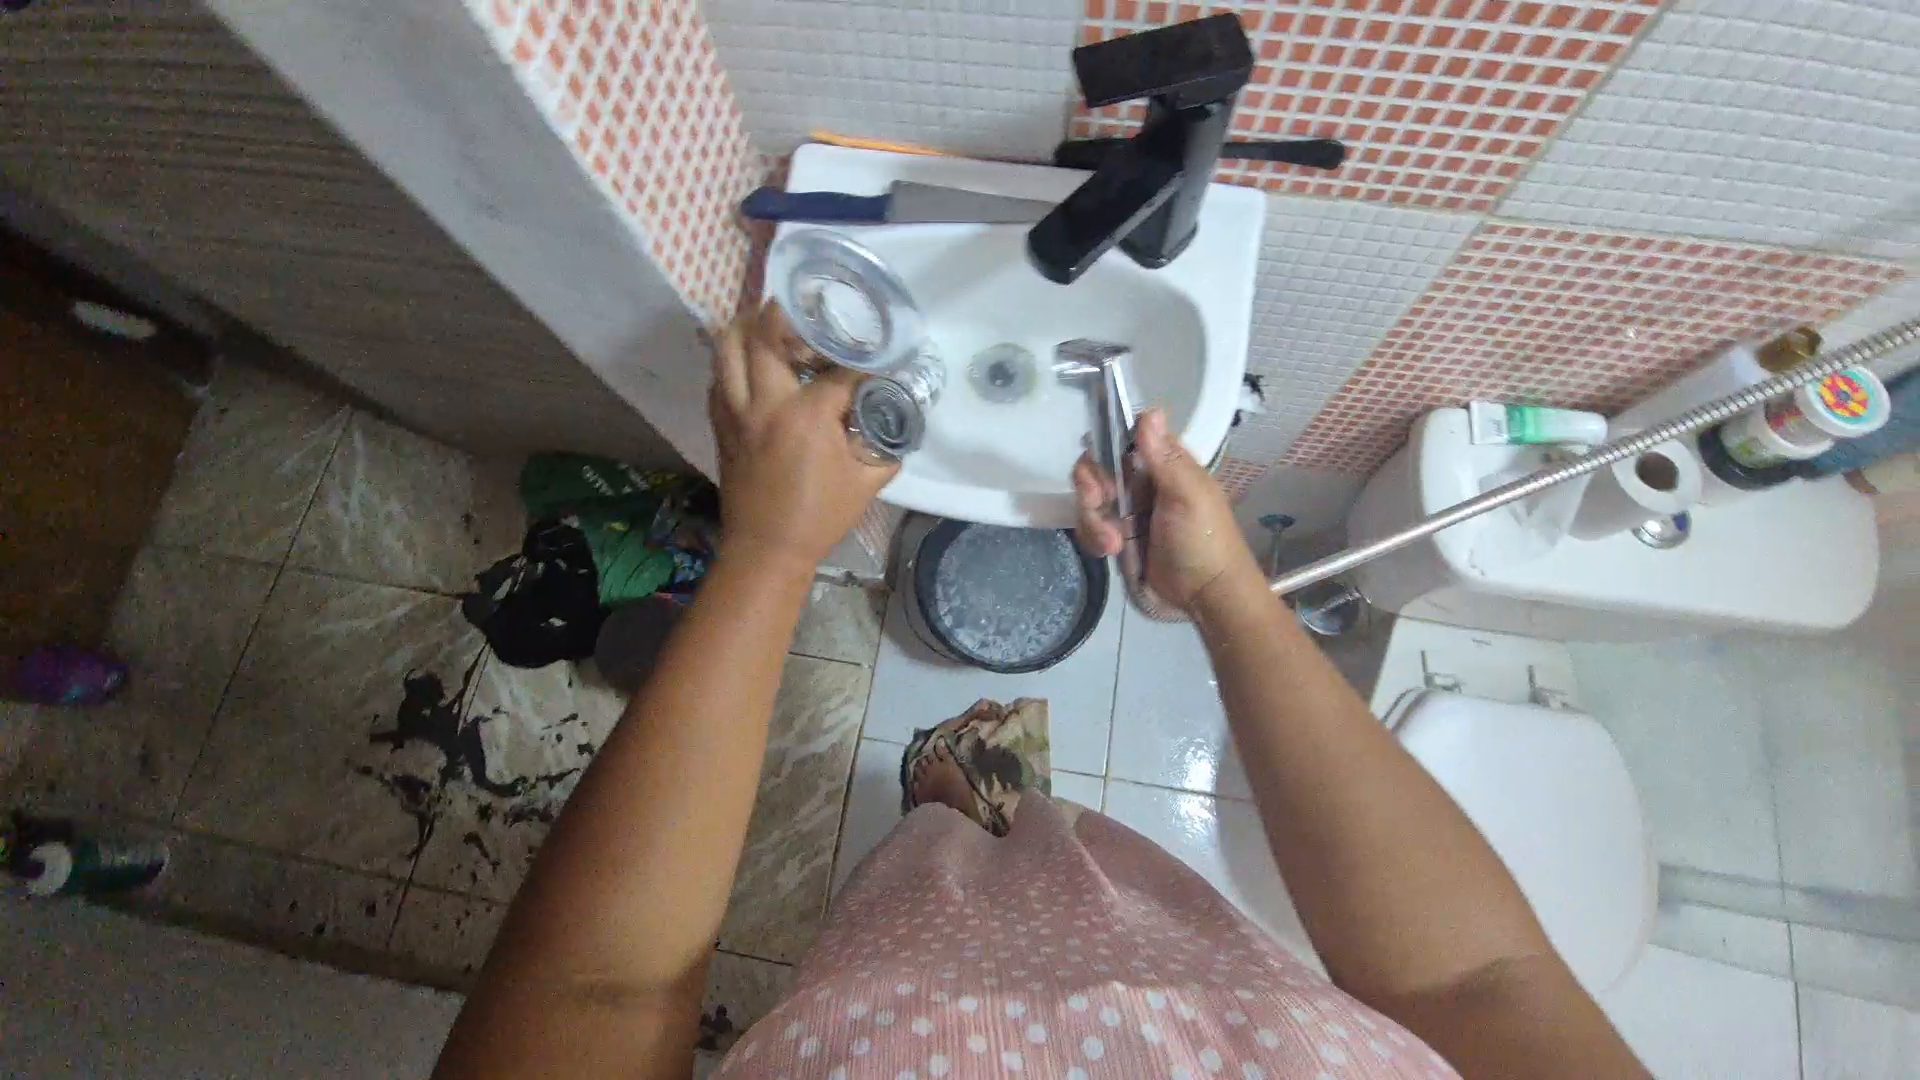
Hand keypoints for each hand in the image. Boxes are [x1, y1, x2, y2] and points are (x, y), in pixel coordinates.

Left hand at [709, 301, 897, 571]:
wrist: (767, 549)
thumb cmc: (820, 517)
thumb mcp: (868, 483)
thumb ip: (885, 445)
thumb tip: (894, 419)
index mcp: (807, 416)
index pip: (839, 371)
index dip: (862, 364)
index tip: (876, 361)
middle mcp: (766, 402)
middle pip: (767, 333)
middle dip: (789, 313)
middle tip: (808, 309)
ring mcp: (736, 411)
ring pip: (728, 346)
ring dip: (747, 325)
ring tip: (768, 318)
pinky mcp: (721, 424)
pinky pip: (718, 376)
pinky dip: (731, 359)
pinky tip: (749, 360)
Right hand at [1073, 408, 1261, 614]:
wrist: (1205, 597)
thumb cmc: (1205, 542)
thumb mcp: (1189, 496)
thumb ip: (1165, 458)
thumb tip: (1149, 411)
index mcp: (1164, 464)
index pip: (1123, 438)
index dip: (1105, 447)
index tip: (1105, 469)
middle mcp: (1141, 482)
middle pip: (1096, 467)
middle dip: (1090, 487)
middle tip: (1101, 504)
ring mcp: (1126, 510)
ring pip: (1088, 499)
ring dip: (1093, 520)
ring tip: (1113, 544)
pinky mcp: (1115, 536)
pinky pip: (1089, 526)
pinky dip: (1092, 537)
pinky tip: (1109, 551)